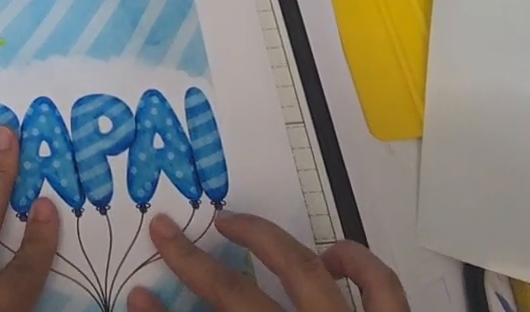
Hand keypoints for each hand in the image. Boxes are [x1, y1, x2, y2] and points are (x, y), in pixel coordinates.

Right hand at [127, 211, 408, 311]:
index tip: (146, 267)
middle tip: (172, 229)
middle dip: (197, 260)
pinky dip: (360, 264)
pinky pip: (384, 292)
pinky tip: (333, 258)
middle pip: (241, 297)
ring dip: (269, 241)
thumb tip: (145, 306)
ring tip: (239, 226)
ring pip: (308, 274)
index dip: (170, 297)